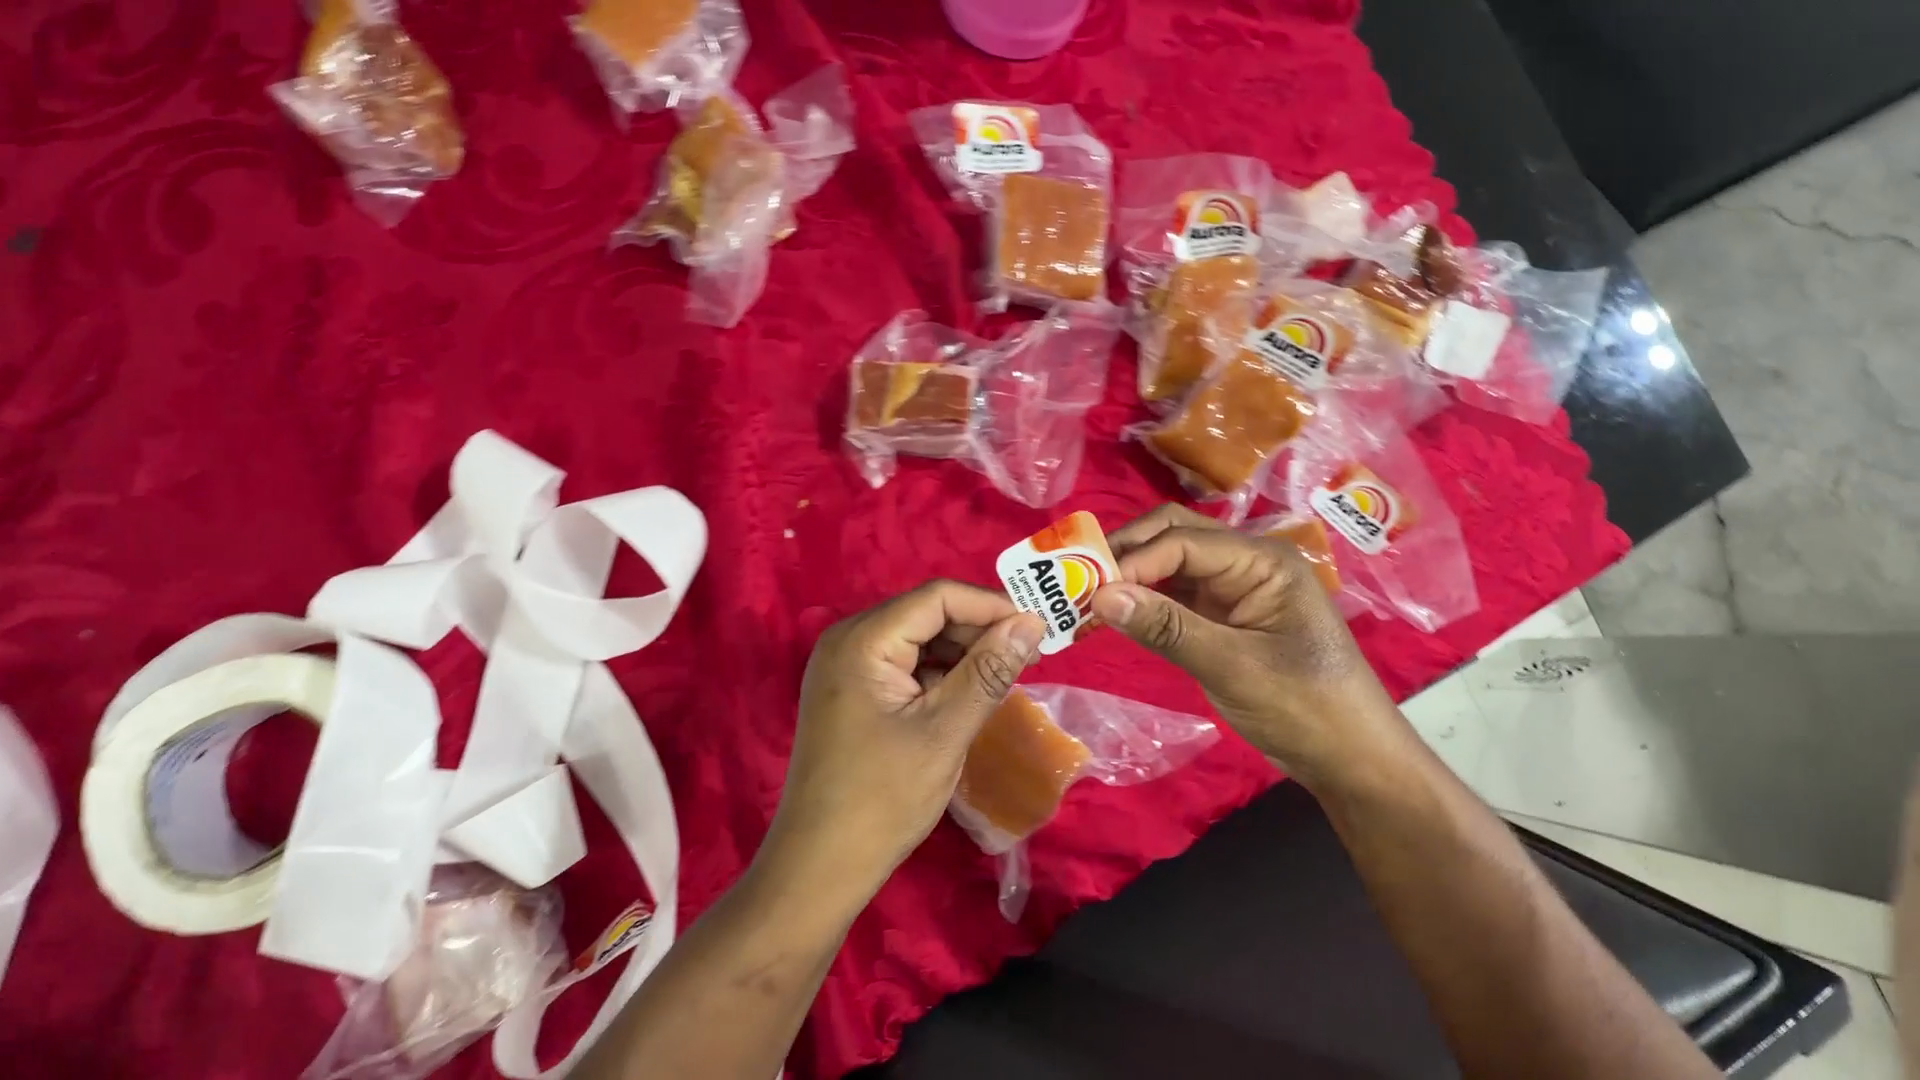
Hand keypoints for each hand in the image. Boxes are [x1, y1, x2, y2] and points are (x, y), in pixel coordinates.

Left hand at [761, 581, 1045, 907]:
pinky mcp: (850, 693)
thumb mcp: (945, 731)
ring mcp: (845, 668)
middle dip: (979, 631)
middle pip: (925, 614)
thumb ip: (989, 671)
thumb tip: (1031, 622)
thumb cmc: (883, 797)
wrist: (820, 864)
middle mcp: (847, 641)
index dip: (991, 606)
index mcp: (862, 641)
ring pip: (917, 640)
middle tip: (1029, 659)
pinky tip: (968, 698)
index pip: (937, 597)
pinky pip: (903, 666)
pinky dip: (939, 675)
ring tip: (1005, 680)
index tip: (1038, 631)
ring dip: (962, 654)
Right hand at [1088, 504, 1409, 789]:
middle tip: (1077, 581)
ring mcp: (1233, 590)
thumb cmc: (1305, 708)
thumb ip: (1167, 628)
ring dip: (1128, 578)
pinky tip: (1110, 617)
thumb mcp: (1233, 667)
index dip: (1133, 560)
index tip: (1090, 592)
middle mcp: (1246, 563)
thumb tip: (1100, 597)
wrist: (1351, 759)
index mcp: (1262, 561)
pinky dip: (1141, 604)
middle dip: (1125, 555)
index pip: (1183, 541)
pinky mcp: (1222, 617)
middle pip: (1173, 537)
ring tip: (1083, 598)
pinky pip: (1173, 598)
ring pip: (1168, 566)